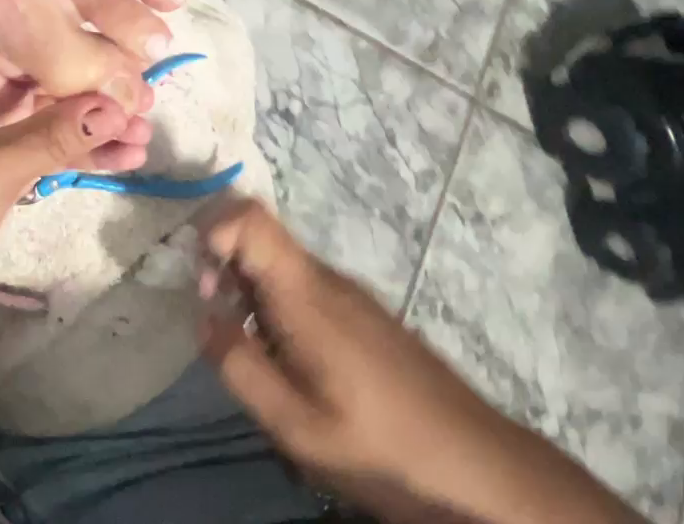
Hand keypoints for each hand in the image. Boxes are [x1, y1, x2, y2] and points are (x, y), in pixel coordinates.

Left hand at [0, 45, 151, 286]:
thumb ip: (56, 134)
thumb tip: (118, 105)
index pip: (32, 52)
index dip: (83, 61)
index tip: (135, 74)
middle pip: (48, 85)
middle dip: (97, 100)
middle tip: (150, 109)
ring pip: (54, 120)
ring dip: (96, 130)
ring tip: (146, 139)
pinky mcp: (3, 165)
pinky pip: (50, 150)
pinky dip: (82, 155)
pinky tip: (125, 159)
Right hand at [199, 200, 506, 485]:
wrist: (480, 468)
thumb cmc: (382, 445)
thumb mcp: (294, 423)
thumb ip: (238, 365)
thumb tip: (203, 316)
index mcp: (305, 292)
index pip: (249, 216)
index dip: (211, 230)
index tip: (203, 284)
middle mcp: (326, 278)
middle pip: (258, 237)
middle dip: (222, 268)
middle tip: (221, 326)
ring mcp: (348, 293)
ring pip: (278, 265)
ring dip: (247, 292)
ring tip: (254, 352)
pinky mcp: (362, 313)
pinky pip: (302, 287)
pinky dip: (275, 307)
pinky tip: (289, 361)